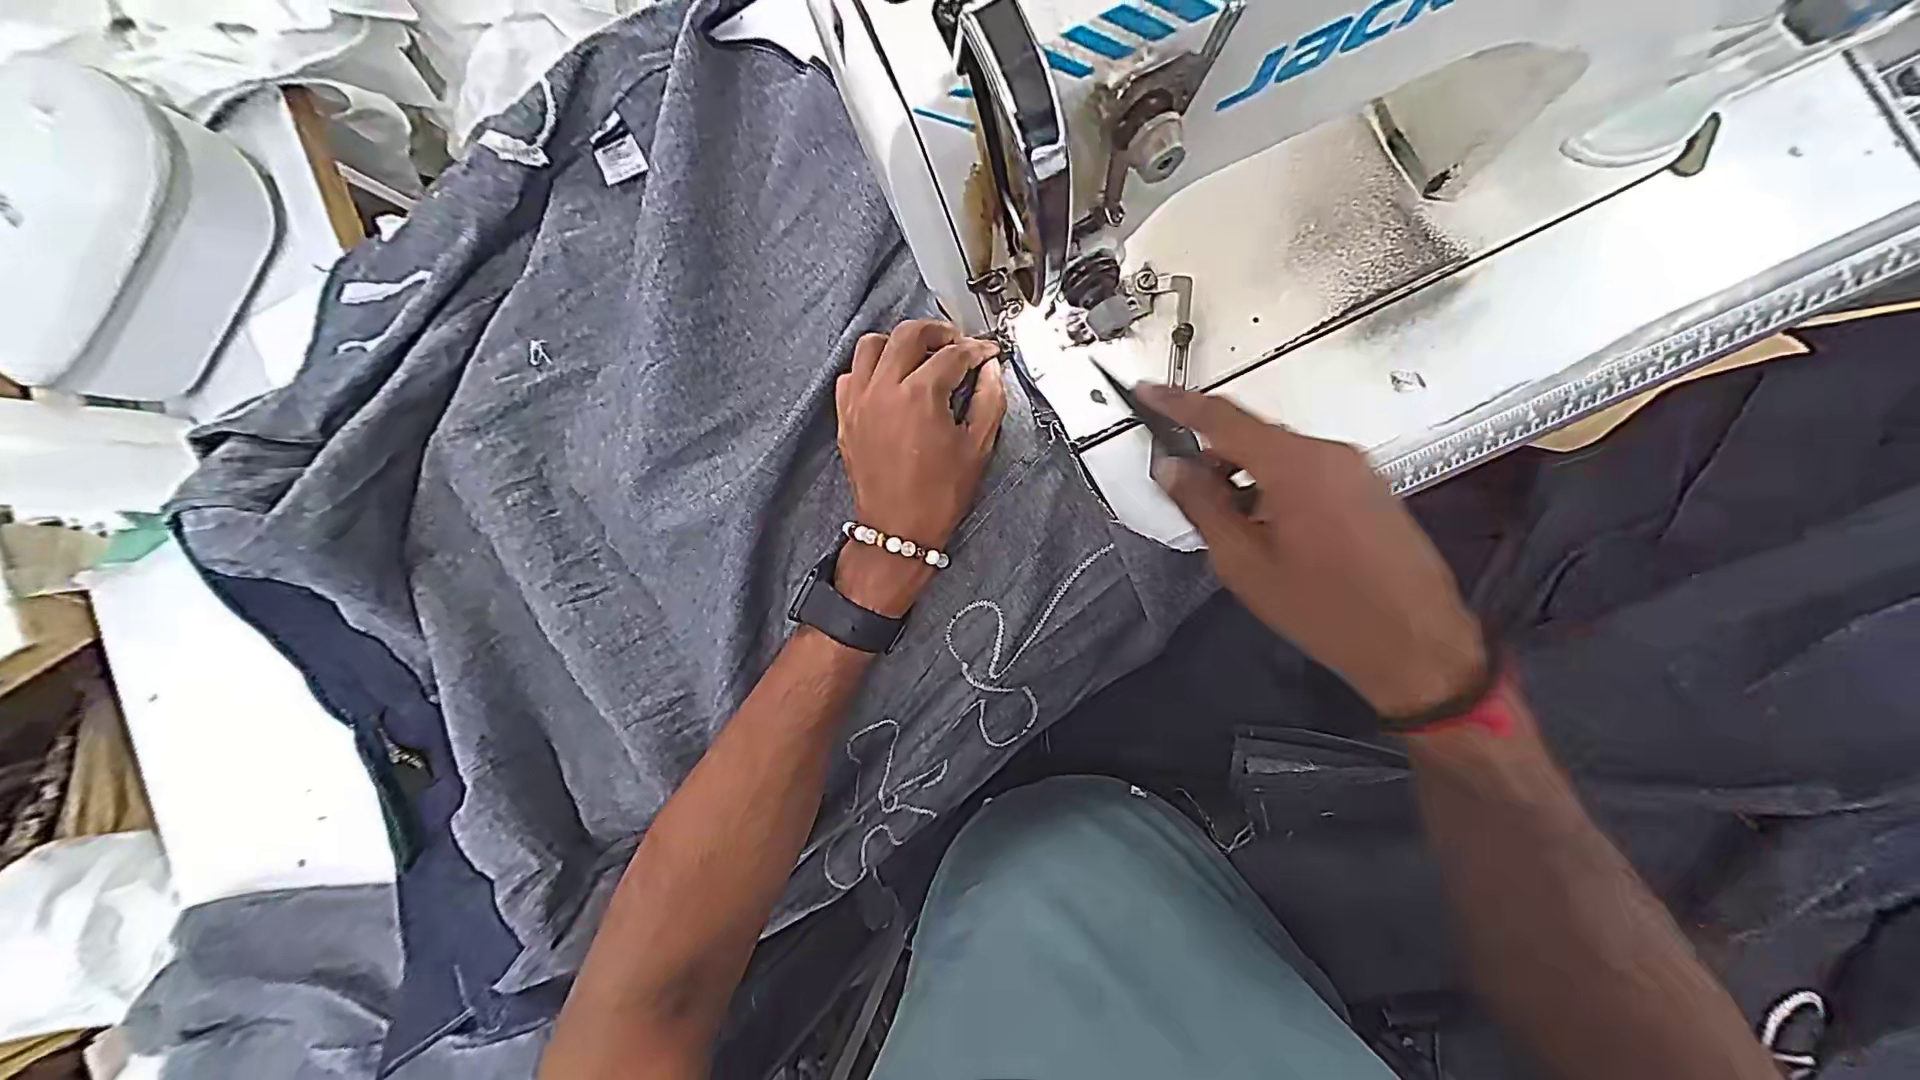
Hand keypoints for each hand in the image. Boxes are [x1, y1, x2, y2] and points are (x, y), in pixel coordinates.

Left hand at [833, 320, 1005, 616]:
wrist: (899, 530)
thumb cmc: (935, 497)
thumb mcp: (978, 447)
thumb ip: (989, 400)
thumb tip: (990, 372)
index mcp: (920, 396)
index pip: (953, 353)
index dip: (977, 349)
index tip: (986, 353)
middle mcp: (884, 391)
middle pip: (909, 334)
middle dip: (938, 332)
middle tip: (956, 343)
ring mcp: (860, 402)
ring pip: (872, 345)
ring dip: (899, 343)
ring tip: (919, 355)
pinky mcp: (846, 417)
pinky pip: (851, 374)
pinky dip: (871, 369)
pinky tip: (889, 380)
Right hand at [1139, 384, 1484, 717]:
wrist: (1416, 645)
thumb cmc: (1326, 610)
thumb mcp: (1244, 562)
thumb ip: (1202, 506)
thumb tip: (1173, 469)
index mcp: (1296, 466)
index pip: (1222, 418)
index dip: (1178, 403)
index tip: (1148, 391)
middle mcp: (1331, 454)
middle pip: (1252, 435)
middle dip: (1211, 455)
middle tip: (1183, 488)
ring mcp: (1355, 469)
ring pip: (1279, 454)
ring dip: (1243, 475)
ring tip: (1226, 521)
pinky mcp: (1368, 487)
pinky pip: (1306, 469)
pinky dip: (1273, 485)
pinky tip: (1265, 527)